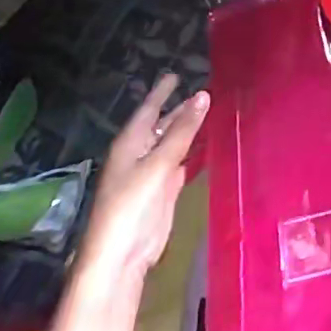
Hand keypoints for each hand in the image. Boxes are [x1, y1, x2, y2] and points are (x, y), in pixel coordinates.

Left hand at [76, 73, 210, 283]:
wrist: (121, 256)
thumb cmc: (132, 204)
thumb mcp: (158, 164)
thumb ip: (183, 131)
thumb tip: (202, 95)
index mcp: (131, 141)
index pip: (149, 107)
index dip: (163, 91)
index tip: (176, 73)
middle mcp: (139, 153)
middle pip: (163, 125)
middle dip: (180, 110)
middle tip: (203, 92)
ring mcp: (151, 174)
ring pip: (172, 145)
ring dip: (188, 131)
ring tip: (209, 114)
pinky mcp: (162, 193)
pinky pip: (179, 165)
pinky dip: (191, 154)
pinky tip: (204, 147)